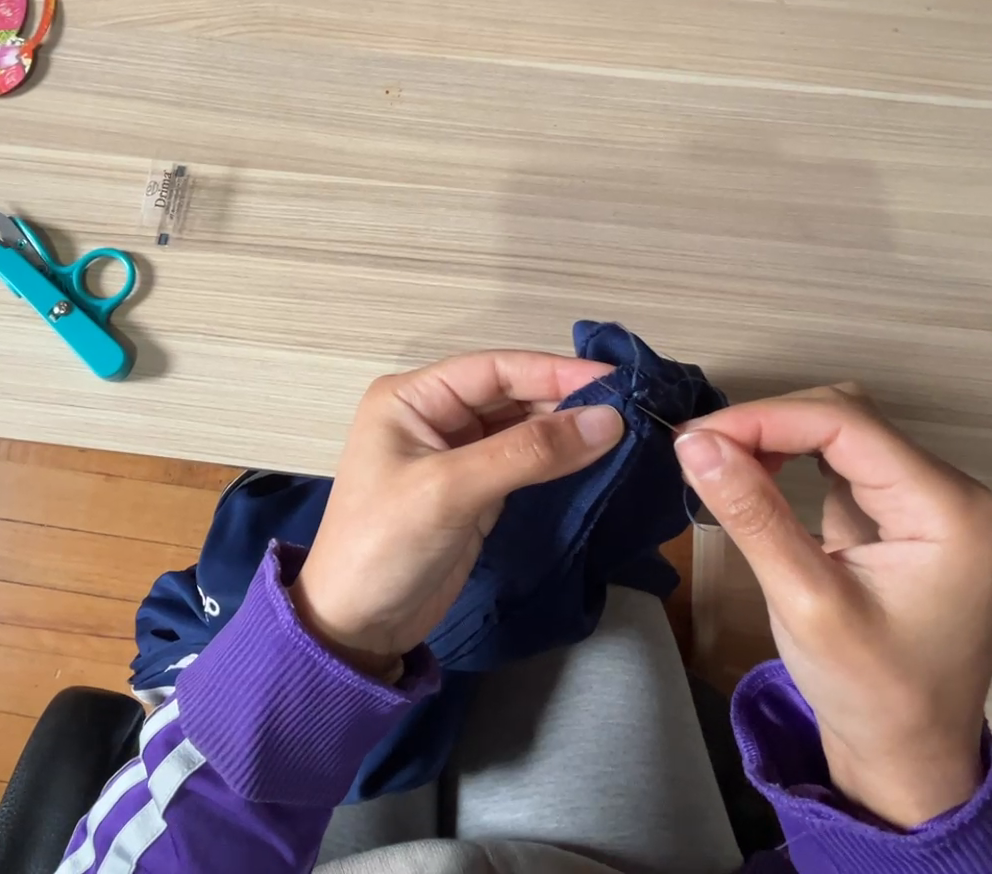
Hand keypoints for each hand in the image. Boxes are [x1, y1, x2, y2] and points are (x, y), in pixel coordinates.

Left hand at [292, 351, 626, 677]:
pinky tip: (593, 456)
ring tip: (626, 429)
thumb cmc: (386, 544)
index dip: (554, 371)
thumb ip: (528, 452)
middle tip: (634, 407)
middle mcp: (433, 415)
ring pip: (519, 426)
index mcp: (412, 398)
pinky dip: (556, 459)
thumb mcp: (451, 490)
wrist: (357, 624)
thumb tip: (608, 420)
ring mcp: (454, 453)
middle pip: (509, 393)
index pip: (493, 369)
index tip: (617, 381)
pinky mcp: (472, 489)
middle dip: (565, 399)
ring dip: (565, 428)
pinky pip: (522, 461)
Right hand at [673, 385, 991, 828]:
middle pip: (846, 416)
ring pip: (842, 429)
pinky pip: (841, 459)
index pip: (846, 424)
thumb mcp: (803, 600)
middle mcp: (951, 492)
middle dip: (766, 422)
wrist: (908, 754)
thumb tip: (692, 442)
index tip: (691, 439)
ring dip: (774, 434)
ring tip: (717, 459)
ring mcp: (929, 502)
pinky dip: (789, 455)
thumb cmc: (869, 688)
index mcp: (950, 510)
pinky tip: (753, 474)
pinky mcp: (901, 515)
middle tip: (696, 450)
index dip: (763, 418)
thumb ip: (752, 514)